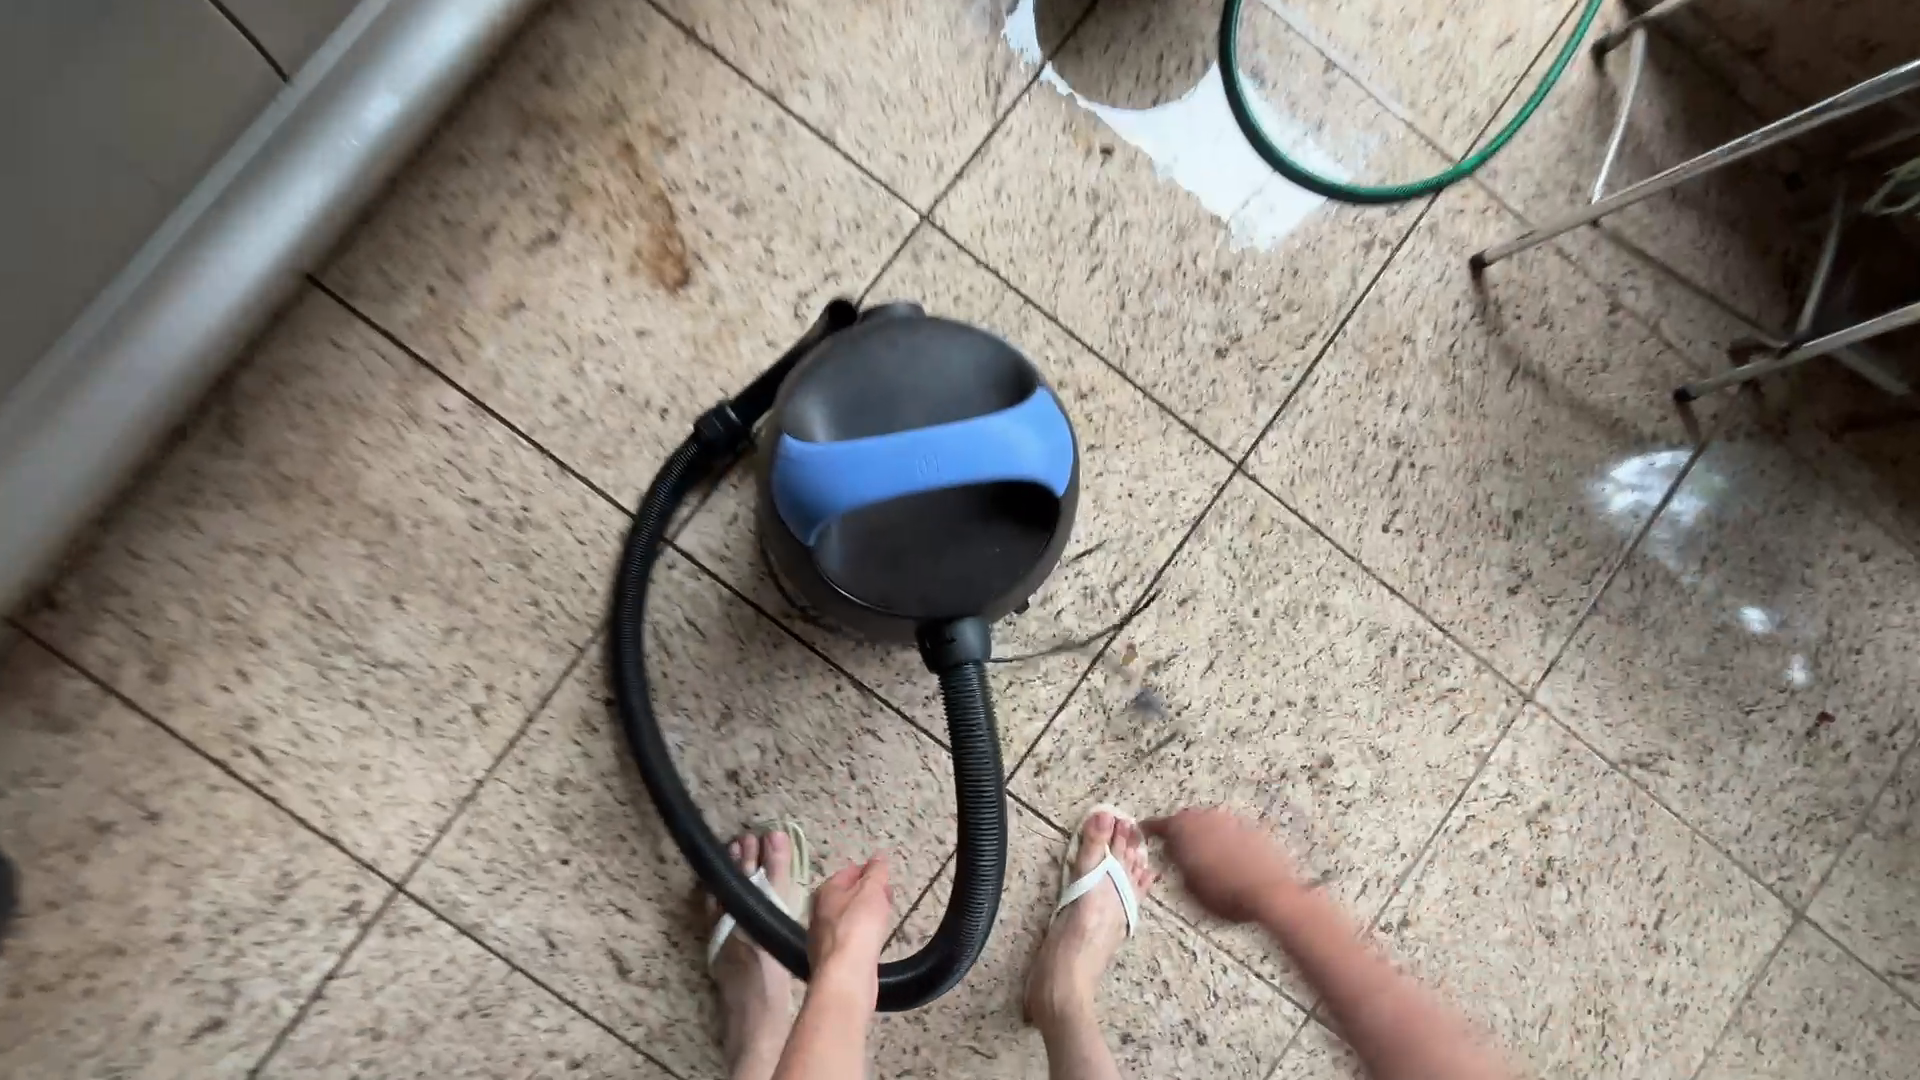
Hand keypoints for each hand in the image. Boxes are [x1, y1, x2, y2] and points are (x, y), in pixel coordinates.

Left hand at [807, 853, 891, 999]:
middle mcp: (819, 912)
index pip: (849, 872)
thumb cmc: (857, 926)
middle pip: (848, 895)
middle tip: (888, 896)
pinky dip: (864, 935)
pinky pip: (851, 939)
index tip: (886, 877)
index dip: (869, 871)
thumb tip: (879, 856)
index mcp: (825, 891)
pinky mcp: (833, 960)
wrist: (846, 976)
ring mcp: (823, 938)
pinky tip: (875, 940)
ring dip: (868, 914)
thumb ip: (876, 871)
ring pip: (850, 918)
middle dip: (869, 893)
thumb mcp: (871, 890)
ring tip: (885, 917)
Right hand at [1143, 807, 1301, 923]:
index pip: (1157, 825)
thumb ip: (1177, 865)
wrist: (1270, 892)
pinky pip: (1229, 831)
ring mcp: (1228, 819)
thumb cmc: (1225, 894)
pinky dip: (1224, 841)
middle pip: (1184, 821)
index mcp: (1183, 829)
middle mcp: (1204, 817)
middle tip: (1177, 851)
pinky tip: (1230, 859)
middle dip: (1179, 833)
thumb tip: (1173, 857)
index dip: (1148, 830)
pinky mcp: (1250, 827)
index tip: (1143, 831)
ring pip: (1208, 824)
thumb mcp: (1189, 887)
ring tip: (1206, 857)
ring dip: (1203, 835)